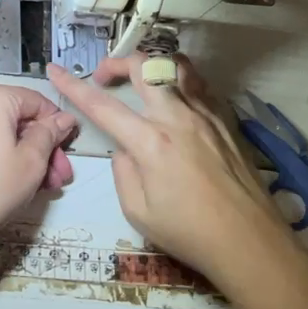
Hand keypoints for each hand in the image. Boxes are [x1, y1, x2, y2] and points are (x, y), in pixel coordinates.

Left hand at [0, 83, 79, 248]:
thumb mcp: (32, 161)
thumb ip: (50, 134)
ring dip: (23, 153)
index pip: (36, 101)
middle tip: (59, 176)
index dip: (57, 125)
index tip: (68, 150)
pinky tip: (15, 179)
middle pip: (16, 116)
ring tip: (42, 185)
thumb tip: (64, 118)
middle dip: (41, 146)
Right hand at [50, 57, 291, 279]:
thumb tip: (125, 149)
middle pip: (145, 66)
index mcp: (150, 142)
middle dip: (118, 63)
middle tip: (106, 77)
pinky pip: (200, 86)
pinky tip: (177, 99)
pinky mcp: (226, 122)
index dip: (74, 86)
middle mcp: (178, 118)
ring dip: (154, 65)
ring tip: (144, 78)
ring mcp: (206, 116)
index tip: (55, 71)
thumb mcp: (139, 213)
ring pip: (178, 66)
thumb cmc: (191, 235)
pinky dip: (181, 81)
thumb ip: (123, 173)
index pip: (102, 105)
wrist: (252, 245)